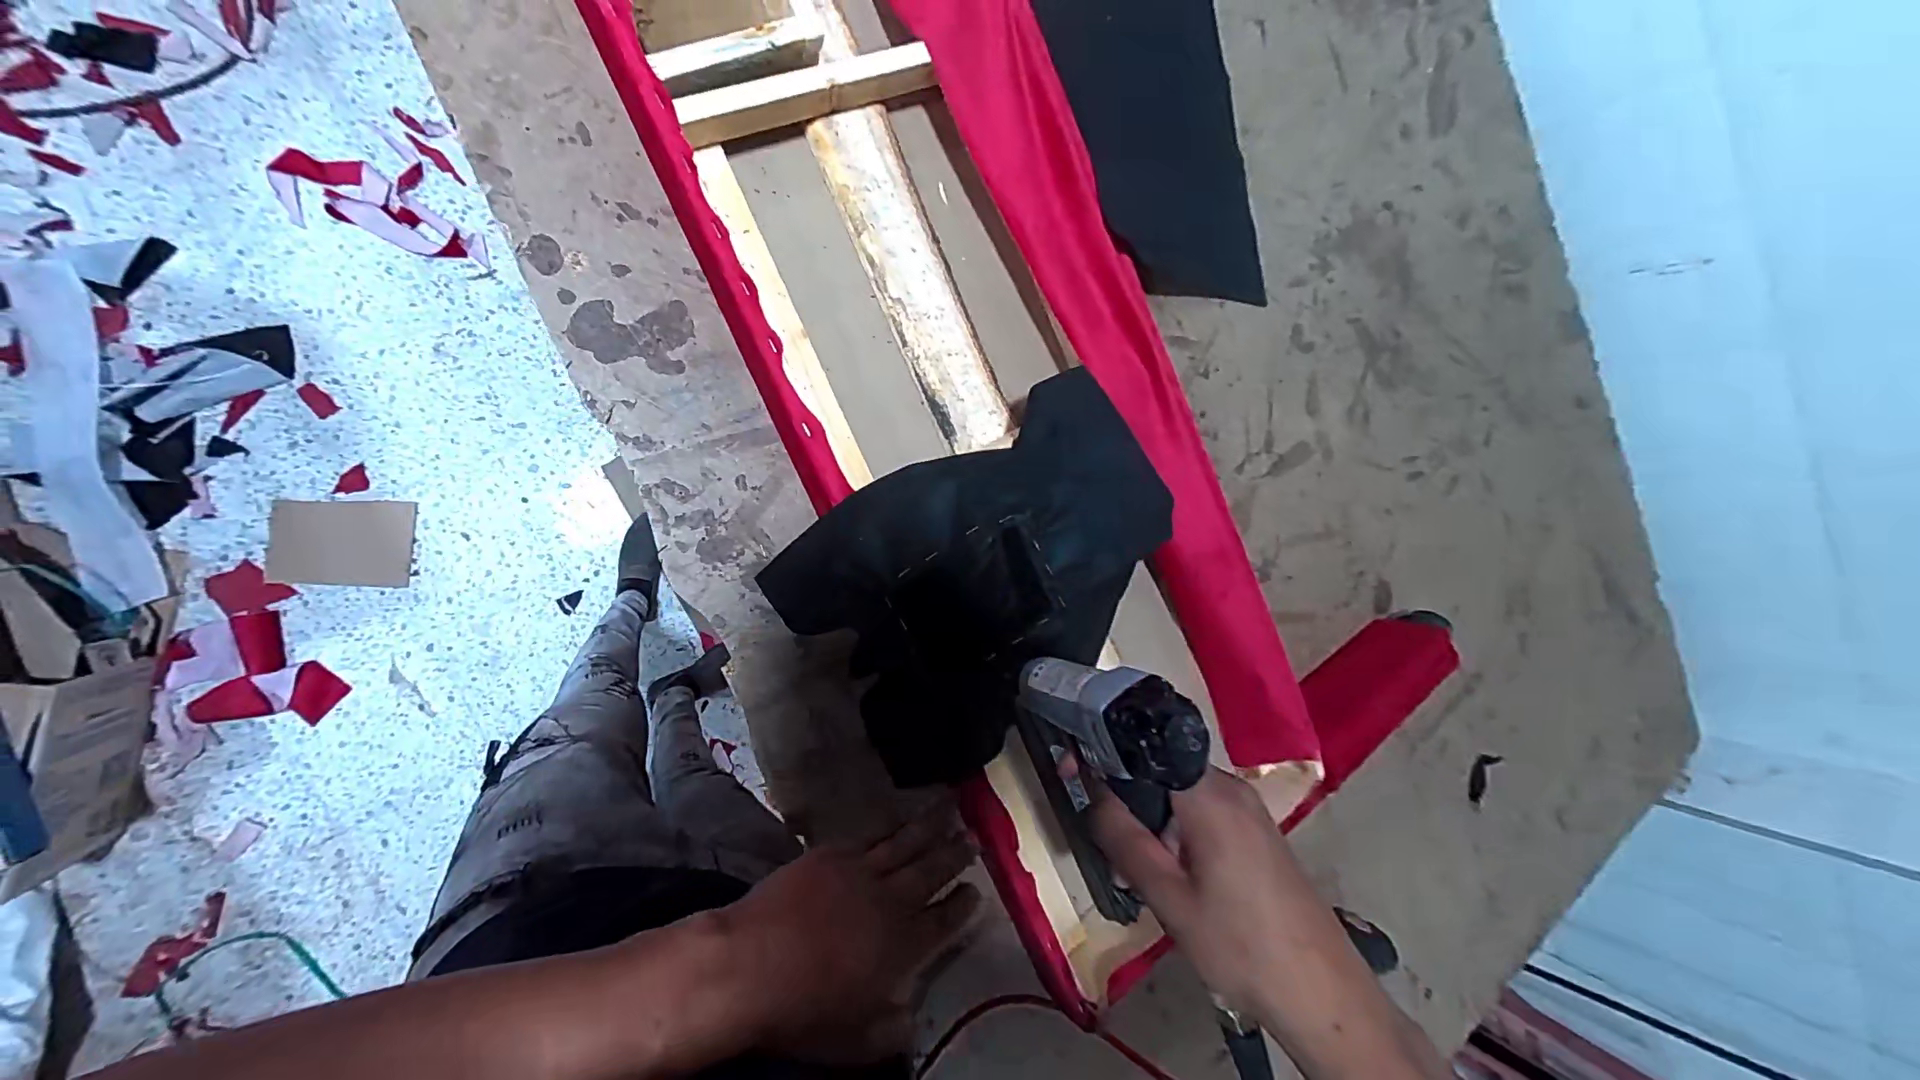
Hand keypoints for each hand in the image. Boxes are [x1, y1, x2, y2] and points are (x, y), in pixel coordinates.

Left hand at [716, 808, 982, 1063]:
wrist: (751, 963)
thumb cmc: (802, 1010)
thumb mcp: (854, 1041)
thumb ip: (891, 1029)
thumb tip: (913, 1016)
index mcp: (902, 946)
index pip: (944, 921)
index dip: (963, 905)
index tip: (977, 891)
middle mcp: (890, 901)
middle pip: (932, 872)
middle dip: (956, 854)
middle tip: (975, 838)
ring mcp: (861, 871)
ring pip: (906, 843)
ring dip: (931, 826)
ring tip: (952, 809)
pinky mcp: (832, 853)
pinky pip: (869, 834)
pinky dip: (889, 824)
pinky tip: (899, 815)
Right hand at [1076, 762, 1446, 1078]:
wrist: (1327, 997)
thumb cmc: (1242, 947)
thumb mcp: (1169, 899)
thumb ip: (1124, 839)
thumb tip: (1091, 793)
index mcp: (1208, 794)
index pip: (1144, 747)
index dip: (1104, 755)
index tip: (1073, 772)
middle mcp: (1230, 788)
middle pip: (1160, 773)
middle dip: (1127, 804)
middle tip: (1111, 853)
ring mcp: (1247, 809)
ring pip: (1179, 797)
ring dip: (1151, 826)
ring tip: (1140, 879)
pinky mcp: (1256, 831)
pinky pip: (1202, 815)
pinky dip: (1177, 836)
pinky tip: (1174, 882)